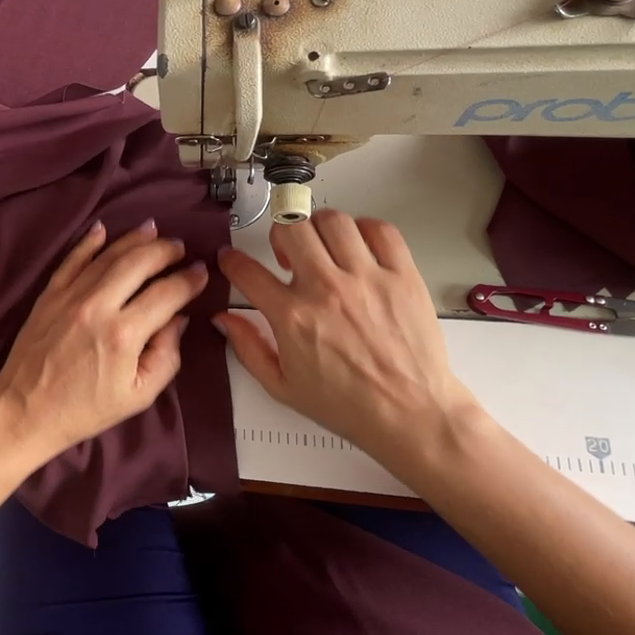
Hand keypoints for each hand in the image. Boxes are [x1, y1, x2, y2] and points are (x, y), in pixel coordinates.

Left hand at [0, 219, 208, 459]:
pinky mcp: (48, 295)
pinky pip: (71, 260)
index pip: (166, 294)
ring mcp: (69, 296)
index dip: (189, 280)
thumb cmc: (85, 409)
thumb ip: (166, 355)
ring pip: (107, 256)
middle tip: (180, 247)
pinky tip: (102, 229)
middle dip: (164, 250)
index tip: (201, 272)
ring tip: (153, 230)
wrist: (26, 410)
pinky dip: (88, 242)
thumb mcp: (139, 395)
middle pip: (138, 263)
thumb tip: (178, 319)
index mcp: (124, 335)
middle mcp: (97, 307)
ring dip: (133, 239)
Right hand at [214, 210, 484, 463]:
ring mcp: (367, 279)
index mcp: (292, 317)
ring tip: (323, 249)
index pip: (246, 270)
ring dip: (319, 228)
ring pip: (333, 220)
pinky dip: (364, 229)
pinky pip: (381, 230)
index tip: (231, 258)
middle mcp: (326, 290)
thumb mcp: (281, 385)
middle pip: (291, 227)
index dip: (231, 260)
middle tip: (286, 253)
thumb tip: (223, 319)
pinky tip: (357, 249)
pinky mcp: (402, 277)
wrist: (411, 414)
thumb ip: (247, 347)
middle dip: (279, 233)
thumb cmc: (349, 405)